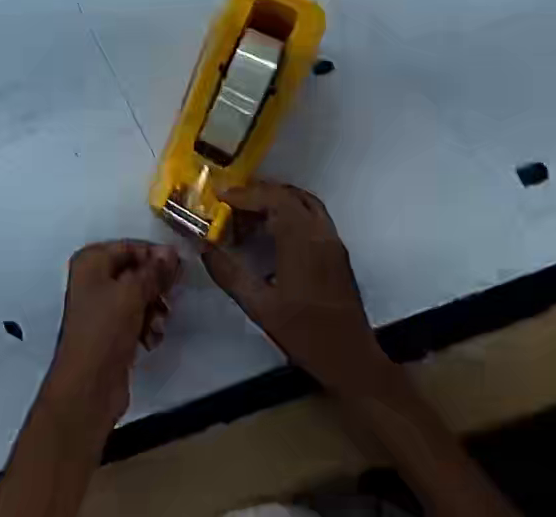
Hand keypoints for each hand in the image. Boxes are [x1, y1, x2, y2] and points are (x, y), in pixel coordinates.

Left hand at [48, 240, 180, 431]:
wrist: (89, 383)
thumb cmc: (105, 329)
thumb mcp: (131, 294)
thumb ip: (152, 272)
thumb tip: (170, 251)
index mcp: (90, 261)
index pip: (129, 246)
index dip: (154, 255)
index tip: (181, 267)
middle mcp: (93, 278)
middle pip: (134, 271)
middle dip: (155, 286)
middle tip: (170, 299)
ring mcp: (101, 305)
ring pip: (138, 296)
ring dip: (153, 309)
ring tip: (158, 325)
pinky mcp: (110, 329)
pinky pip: (135, 318)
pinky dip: (146, 326)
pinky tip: (150, 340)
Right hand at [202, 180, 388, 393]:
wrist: (352, 361)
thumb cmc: (305, 333)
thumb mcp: (258, 306)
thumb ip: (228, 272)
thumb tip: (203, 246)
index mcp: (303, 244)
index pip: (273, 200)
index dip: (244, 194)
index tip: (218, 198)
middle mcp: (321, 235)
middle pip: (288, 195)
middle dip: (255, 193)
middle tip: (228, 203)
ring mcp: (333, 242)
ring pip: (303, 201)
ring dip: (273, 199)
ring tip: (246, 212)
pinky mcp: (336, 252)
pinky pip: (311, 215)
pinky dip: (288, 210)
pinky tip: (270, 230)